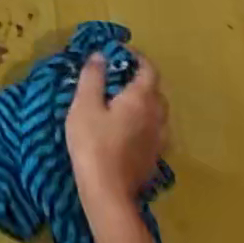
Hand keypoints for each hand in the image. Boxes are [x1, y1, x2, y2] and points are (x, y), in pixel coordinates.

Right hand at [66, 52, 167, 206]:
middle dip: (140, 78)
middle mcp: (157, 117)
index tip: (120, 50)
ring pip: (158, 113)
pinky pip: (154, 130)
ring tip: (122, 100)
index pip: (149, 70)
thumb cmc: (93, 142)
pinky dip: (144, 121)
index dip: (137, 57)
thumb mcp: (85, 104)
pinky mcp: (154, 158)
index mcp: (141, 99)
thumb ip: (93, 76)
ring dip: (144, 101)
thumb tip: (100, 55)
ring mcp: (159, 140)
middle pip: (156, 91)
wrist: (108, 192)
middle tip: (118, 75)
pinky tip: (128, 128)